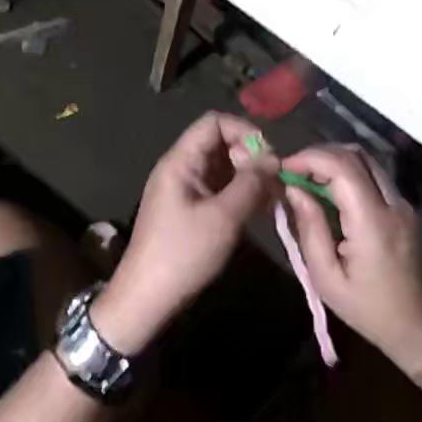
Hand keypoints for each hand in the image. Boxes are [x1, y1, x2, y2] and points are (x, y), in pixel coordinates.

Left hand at [92, 113, 277, 351]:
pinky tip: (261, 209)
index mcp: (180, 162)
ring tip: (273, 197)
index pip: (214, 122)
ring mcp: (186, 190)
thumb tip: (274, 160)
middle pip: (220, 143)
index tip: (269, 158)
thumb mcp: (223, 218)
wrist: (147, 298)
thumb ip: (251, 184)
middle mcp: (181, 169)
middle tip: (273, 183)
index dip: (244, 131)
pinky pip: (219, 189)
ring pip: (223, 168)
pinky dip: (240, 193)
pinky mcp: (191, 210)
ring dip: (249, 177)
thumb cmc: (183, 254)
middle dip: (251, 156)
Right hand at [280, 146, 421, 361]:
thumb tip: (294, 190)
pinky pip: (373, 177)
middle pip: (356, 155)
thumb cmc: (369, 309)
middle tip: (293, 171)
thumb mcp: (327, 278)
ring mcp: (403, 204)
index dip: (310, 158)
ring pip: (367, 161)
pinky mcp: (404, 209)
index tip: (284, 168)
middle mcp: (393, 204)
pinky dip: (347, 174)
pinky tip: (328, 192)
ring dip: (334, 162)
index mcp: (373, 222)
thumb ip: (310, 229)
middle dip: (320, 154)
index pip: (342, 167)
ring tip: (307, 180)